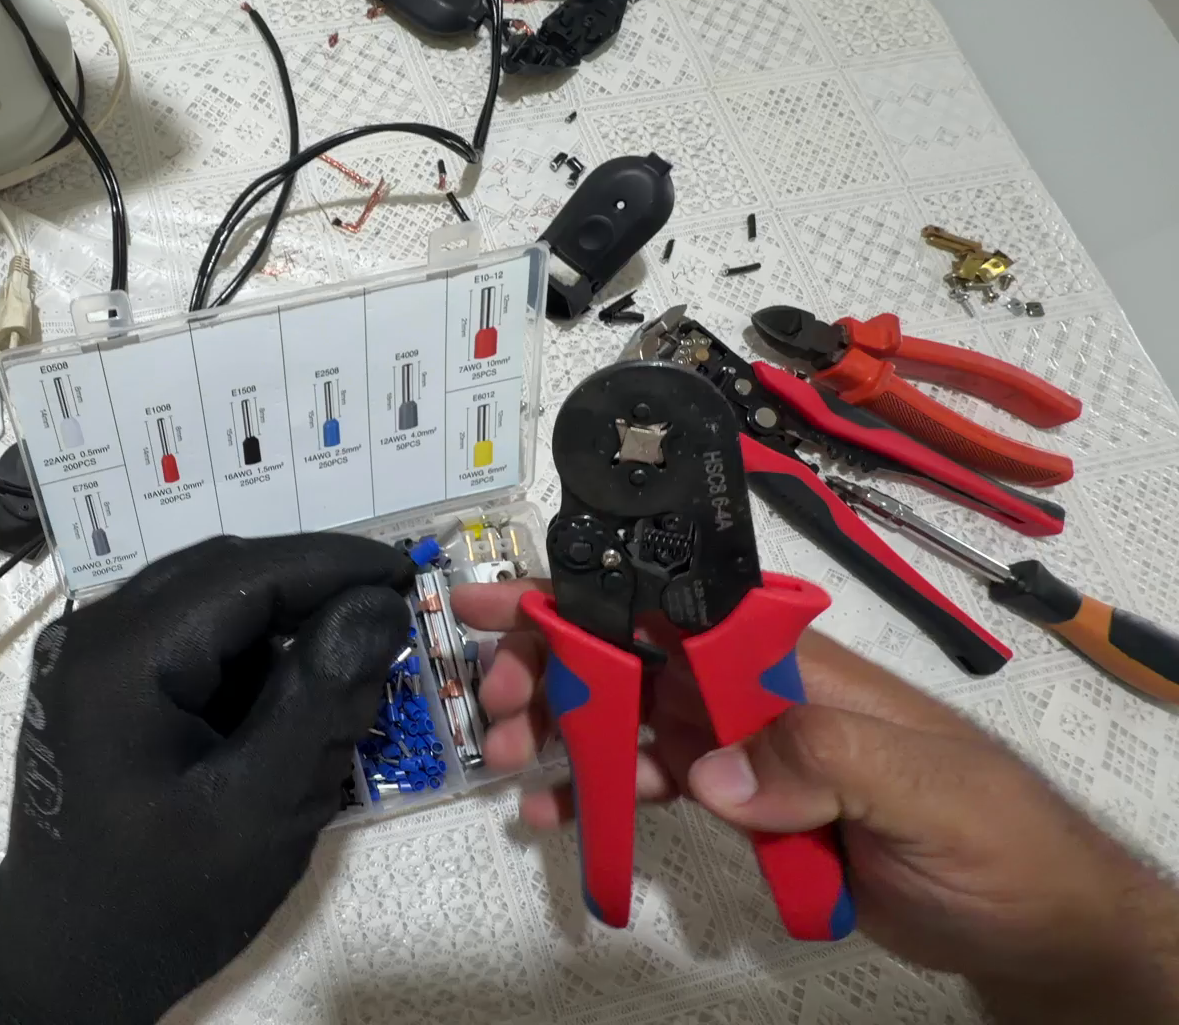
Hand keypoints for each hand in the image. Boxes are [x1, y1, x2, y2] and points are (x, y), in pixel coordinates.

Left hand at [0, 534, 413, 1024]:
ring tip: (341, 654)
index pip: (244, 574)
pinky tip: (279, 688)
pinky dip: (242, 649)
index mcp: (120, 657)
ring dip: (277, 618)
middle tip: (384, 610)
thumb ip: (321, 696)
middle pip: (220, 574)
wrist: (66, 965)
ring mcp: (89, 650)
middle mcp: (93, 631)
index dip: (332, 563)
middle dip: (307, 586)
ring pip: (204, 598)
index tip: (406, 573)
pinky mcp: (100, 674)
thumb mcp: (262, 808)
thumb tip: (377, 604)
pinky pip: (184, 633)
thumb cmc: (164, 902)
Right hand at [454, 580, 1178, 1019]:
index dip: (572, 598)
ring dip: (551, 731)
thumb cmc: (994, 835)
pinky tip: (553, 811)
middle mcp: (730, 685)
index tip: (501, 606)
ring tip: (507, 760)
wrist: (1025, 921)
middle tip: (494, 703)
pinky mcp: (715, 791)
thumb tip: (707, 773)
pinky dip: (589, 793)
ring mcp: (719, 739)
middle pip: (614, 655)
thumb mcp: (925, 787)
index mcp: (770, 658)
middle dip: (543, 668)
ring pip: (611, 715)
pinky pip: (635, 780)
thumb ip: (822, 762)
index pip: (657, 605)